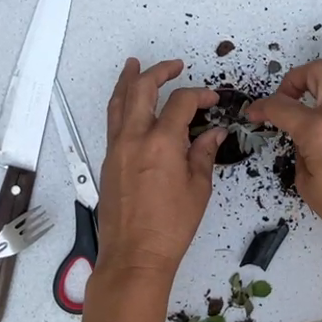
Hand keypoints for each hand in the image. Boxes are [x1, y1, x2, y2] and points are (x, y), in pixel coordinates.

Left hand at [95, 59, 227, 277]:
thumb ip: (204, 153)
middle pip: (141, 89)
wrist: (135, 255)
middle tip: (173, 66)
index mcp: (161, 143)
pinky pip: (112, 122)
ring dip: (128, 81)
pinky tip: (128, 104)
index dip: (199, 95)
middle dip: (158, 72)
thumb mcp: (198, 188)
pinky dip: (121, 105)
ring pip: (118, 102)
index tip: (211, 99)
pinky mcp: (107, 161)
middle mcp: (134, 139)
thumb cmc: (169, 227)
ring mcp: (116, 149)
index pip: (181, 102)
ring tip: (133, 66)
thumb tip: (213, 133)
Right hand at [246, 61, 321, 273]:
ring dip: (319, 102)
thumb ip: (301, 155)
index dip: (261, 107)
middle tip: (286, 101)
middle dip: (294, 79)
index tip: (254, 114)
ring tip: (312, 137)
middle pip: (317, 71)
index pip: (281, 105)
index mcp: (319, 130)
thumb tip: (306, 143)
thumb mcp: (309, 188)